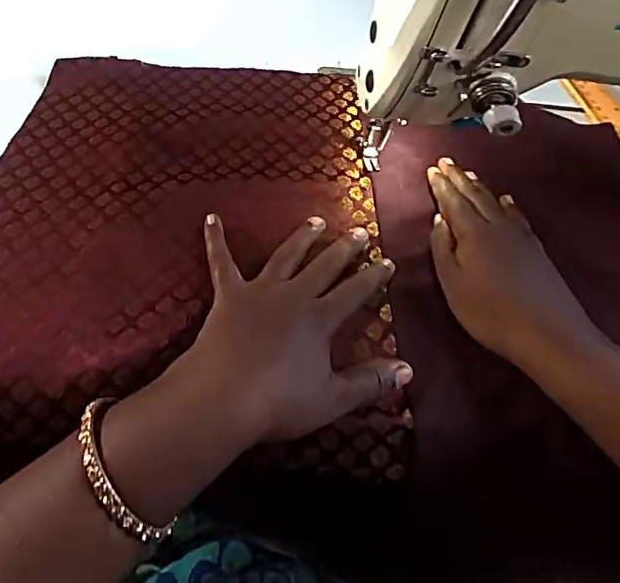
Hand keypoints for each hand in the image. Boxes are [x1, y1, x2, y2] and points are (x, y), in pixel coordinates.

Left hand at [163, 214, 408, 448]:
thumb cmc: (279, 401)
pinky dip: (216, 239)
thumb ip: (370, 382)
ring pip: (285, 256)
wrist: (224, 395)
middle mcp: (292, 295)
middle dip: (344, 249)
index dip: (373, 277)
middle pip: (323, 266)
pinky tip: (211, 218)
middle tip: (360, 232)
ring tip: (315, 221)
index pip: (354, 292)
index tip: (387, 261)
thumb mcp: (333, 398)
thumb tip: (408, 368)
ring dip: (301, 237)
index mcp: (319, 319)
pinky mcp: (228, 294)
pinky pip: (221, 261)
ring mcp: (258, 290)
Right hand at [428, 159, 603, 368]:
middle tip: (446, 162)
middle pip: (475, 196)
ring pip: (495, 203)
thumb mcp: (453, 284)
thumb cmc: (491, 313)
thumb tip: (439, 220)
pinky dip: (507, 204)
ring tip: (468, 174)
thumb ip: (442, 249)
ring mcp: (520, 237)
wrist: (552, 336)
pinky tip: (506, 200)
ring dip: (479, 187)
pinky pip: (516, 216)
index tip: (432, 170)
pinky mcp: (536, 249)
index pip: (453, 202)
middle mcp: (497, 227)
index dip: (441, 185)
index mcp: (473, 233)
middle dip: (458, 178)